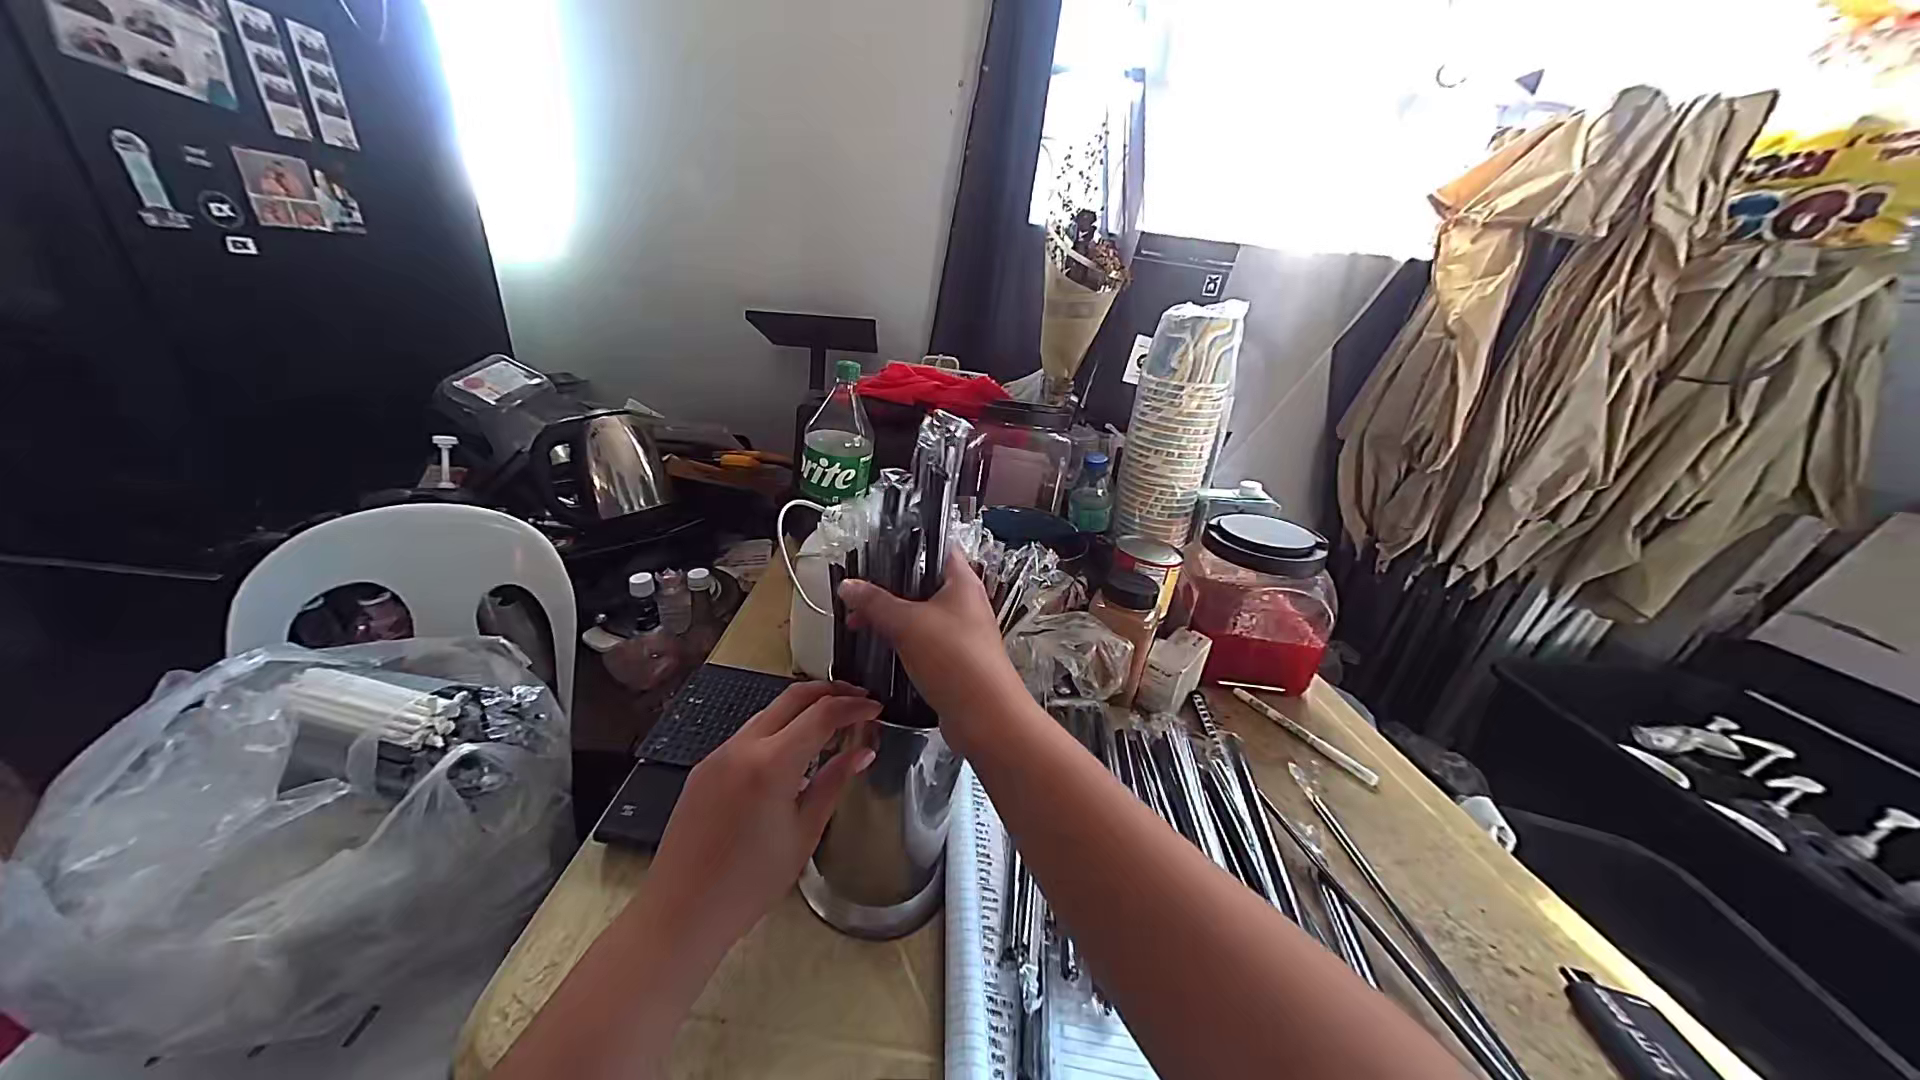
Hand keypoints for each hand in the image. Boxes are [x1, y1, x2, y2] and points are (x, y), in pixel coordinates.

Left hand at [645, 682, 879, 951]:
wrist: (681, 912)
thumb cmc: (750, 883)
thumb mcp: (804, 833)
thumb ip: (834, 783)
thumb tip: (862, 753)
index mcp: (771, 763)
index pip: (822, 713)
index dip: (854, 706)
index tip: (875, 708)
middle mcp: (742, 747)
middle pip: (793, 696)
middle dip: (830, 691)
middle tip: (858, 699)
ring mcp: (719, 754)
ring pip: (769, 712)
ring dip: (802, 709)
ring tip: (831, 725)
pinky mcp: (705, 767)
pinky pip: (748, 735)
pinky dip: (778, 731)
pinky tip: (793, 753)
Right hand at [837, 549, 1030, 751]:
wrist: (986, 716)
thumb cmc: (954, 658)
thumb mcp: (907, 624)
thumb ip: (875, 602)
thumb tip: (847, 585)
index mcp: (962, 581)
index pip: (937, 548)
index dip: (907, 545)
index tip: (874, 550)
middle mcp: (965, 602)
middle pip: (923, 583)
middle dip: (889, 587)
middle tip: (857, 593)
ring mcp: (961, 632)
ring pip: (921, 613)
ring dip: (893, 616)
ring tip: (859, 620)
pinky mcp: (955, 659)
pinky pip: (923, 640)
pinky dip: (902, 639)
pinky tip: (880, 646)